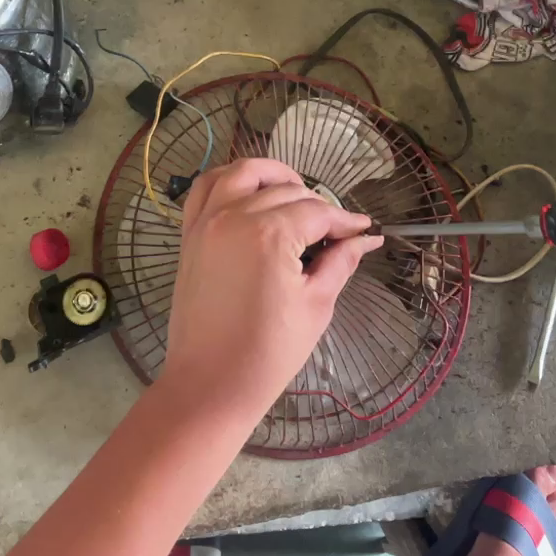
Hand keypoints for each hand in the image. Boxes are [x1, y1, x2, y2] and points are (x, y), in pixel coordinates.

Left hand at [162, 158, 382, 413]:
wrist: (209, 384)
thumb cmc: (267, 353)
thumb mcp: (315, 306)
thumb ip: (340, 263)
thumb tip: (366, 239)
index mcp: (269, 234)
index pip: (317, 213)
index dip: (345, 221)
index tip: (364, 230)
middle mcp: (234, 215)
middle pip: (285, 190)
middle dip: (316, 204)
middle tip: (334, 230)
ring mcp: (206, 221)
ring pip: (241, 172)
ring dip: (270, 174)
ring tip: (293, 190)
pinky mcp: (189, 233)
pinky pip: (204, 187)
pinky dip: (227, 179)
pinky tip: (248, 191)